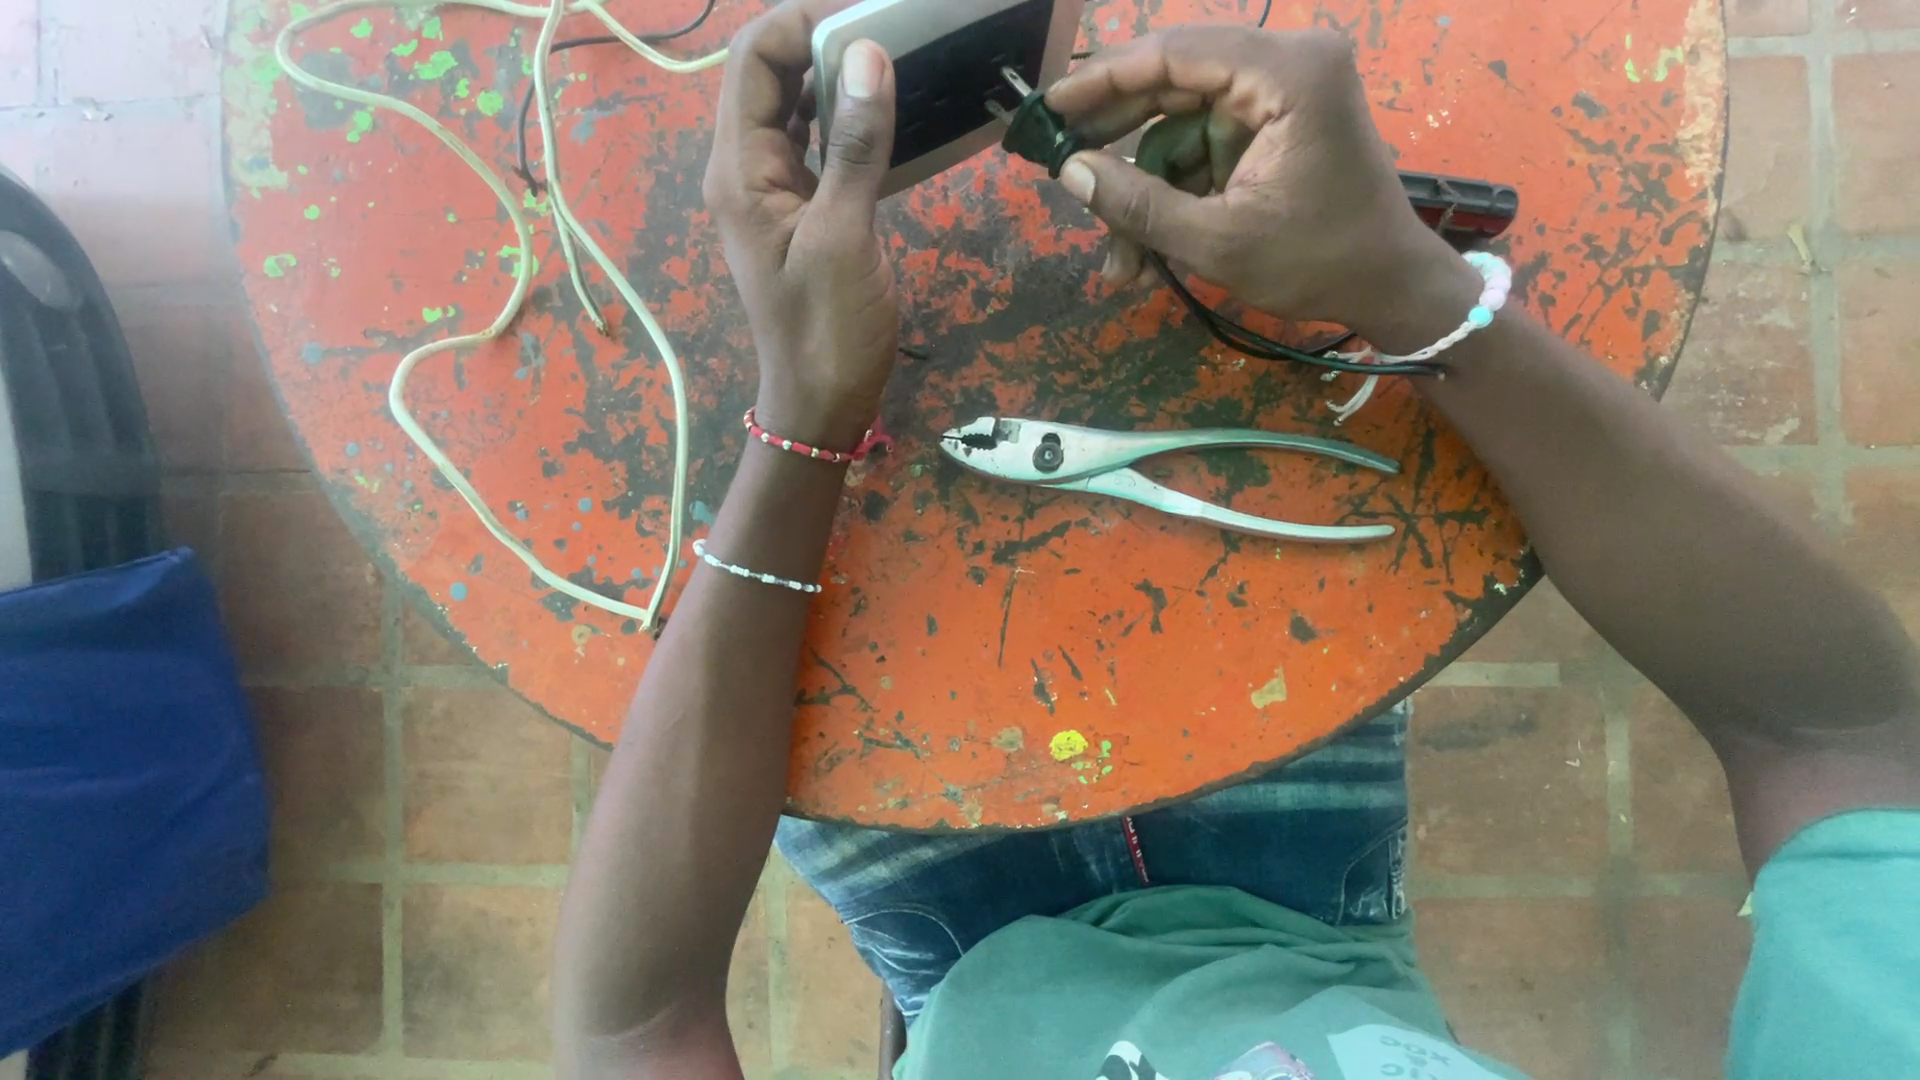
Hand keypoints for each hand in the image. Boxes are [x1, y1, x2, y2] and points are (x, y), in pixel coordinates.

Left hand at [704, 1, 899, 448]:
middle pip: (771, 81)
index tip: (864, 27)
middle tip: (890, 44)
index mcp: (739, 170)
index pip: (752, 63)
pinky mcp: (803, 217)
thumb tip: (867, 55)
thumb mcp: (843, 237)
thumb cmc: (827, 329)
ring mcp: (775, 196)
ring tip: (894, 72)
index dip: (799, 27)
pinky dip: (848, 131)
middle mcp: (747, 172)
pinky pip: (819, 154)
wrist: (823, 402)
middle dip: (822, 49)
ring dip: (837, 88)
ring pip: (797, 115)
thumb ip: (855, 147)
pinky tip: (886, 125)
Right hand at [1045, 26, 1478, 348]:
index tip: (1051, 108)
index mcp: (1285, 73)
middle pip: (1172, 91)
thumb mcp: (1216, 240)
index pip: (1174, 53)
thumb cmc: (1315, 262)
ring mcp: (1277, 102)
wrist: (1386, 287)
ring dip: (1145, 201)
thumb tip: (1069, 173)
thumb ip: (1138, 204)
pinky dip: (1173, 204)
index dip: (1103, 80)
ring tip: (1122, 269)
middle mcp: (1283, 68)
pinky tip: (1149, 259)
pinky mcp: (1271, 134)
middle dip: (1121, 154)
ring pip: (1180, 136)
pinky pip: (1202, 158)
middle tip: (1068, 181)